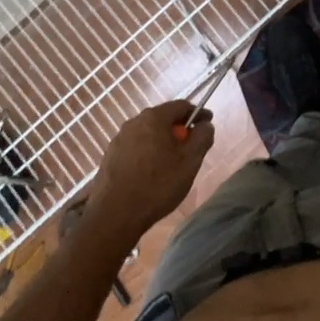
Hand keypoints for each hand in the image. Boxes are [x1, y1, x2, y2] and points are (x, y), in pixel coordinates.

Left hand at [83, 100, 215, 242]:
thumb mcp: (189, 162)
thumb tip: (205, 125)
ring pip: (148, 134)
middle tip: (191, 147)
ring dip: (162, 142)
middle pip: (163, 118)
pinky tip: (151, 173)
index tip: (208, 124)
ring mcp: (119, 138)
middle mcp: (134, 121)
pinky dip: (148, 153)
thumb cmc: (157, 185)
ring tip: (171, 163)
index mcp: (154, 118)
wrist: (114, 214)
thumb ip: (202, 138)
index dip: (198, 113)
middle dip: (179, 129)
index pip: (182, 106)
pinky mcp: (111, 155)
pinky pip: (136, 147)